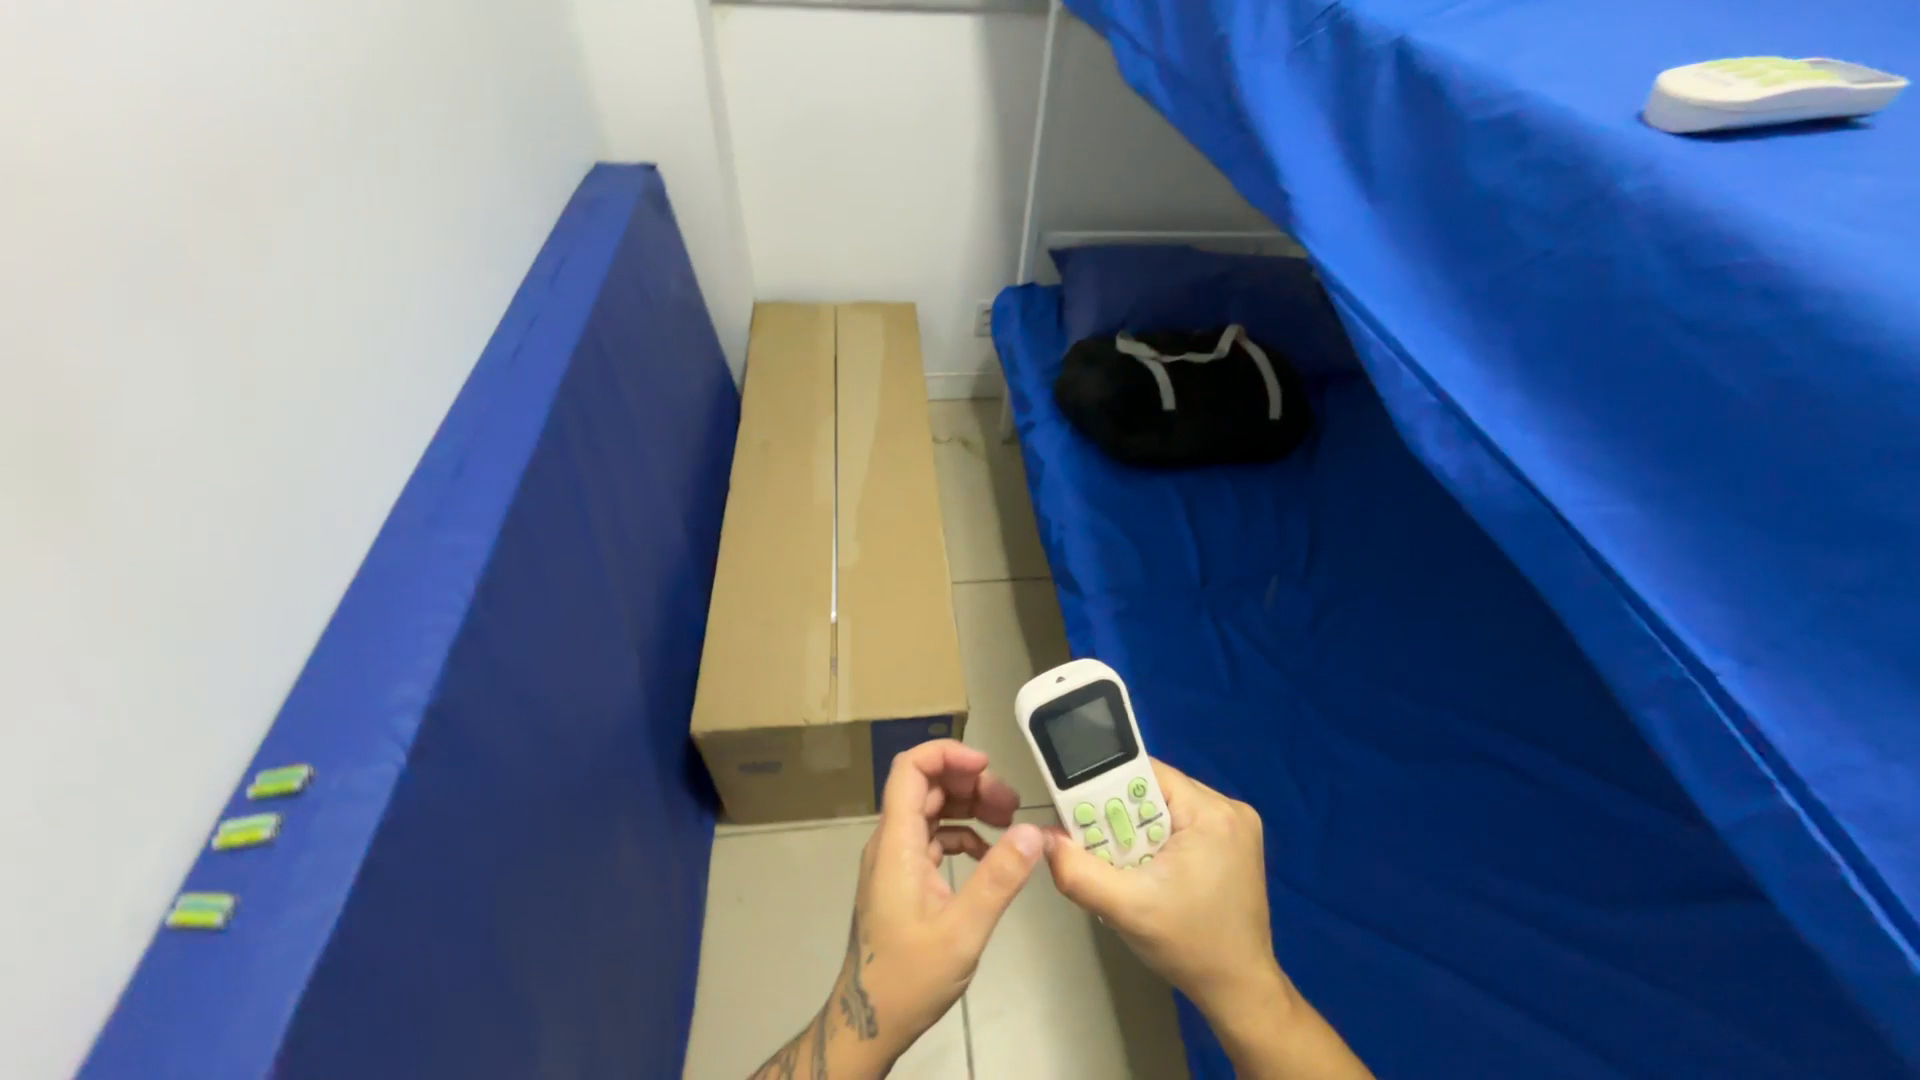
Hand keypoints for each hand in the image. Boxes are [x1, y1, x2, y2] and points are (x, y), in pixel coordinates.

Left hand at [751, 740, 1045, 1078]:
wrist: (868, 1021)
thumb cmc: (909, 977)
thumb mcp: (963, 930)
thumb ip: (998, 878)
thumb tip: (1033, 832)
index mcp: (896, 842)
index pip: (910, 770)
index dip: (947, 754)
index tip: (987, 766)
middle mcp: (891, 842)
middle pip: (927, 786)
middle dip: (971, 784)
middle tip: (1013, 805)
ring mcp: (896, 860)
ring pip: (931, 810)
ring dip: (969, 808)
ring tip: (1010, 823)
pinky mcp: (904, 879)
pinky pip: (933, 838)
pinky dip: (963, 835)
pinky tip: (990, 855)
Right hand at [1043, 758, 1285, 1017]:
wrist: (1238, 990)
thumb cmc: (1189, 946)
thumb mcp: (1125, 910)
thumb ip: (1078, 872)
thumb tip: (1043, 839)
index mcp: (1212, 813)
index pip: (1145, 774)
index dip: (1108, 788)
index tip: (1083, 813)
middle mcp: (1229, 809)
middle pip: (1154, 790)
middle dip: (1122, 815)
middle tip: (1099, 843)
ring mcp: (1236, 826)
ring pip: (1166, 807)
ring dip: (1138, 829)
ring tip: (1123, 860)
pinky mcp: (1234, 844)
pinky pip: (1181, 823)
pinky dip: (1158, 840)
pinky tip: (1148, 868)